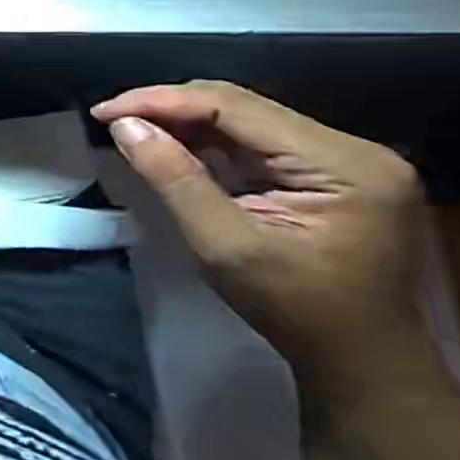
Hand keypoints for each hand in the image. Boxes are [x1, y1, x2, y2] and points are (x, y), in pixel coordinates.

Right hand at [93, 80, 429, 382]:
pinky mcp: (321, 170)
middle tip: (110, 120)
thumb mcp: (222, 242)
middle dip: (166, 106)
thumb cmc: (295, 306)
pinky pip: (247, 136)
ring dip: (178, 119)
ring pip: (239, 115)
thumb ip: (173, 177)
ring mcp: (339, 159)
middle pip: (238, 104)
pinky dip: (199, 136)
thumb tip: (122, 124)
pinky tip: (166, 143)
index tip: (102, 112)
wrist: (357, 358)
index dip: (160, 101)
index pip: (234, 107)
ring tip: (128, 129)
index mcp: (344, 164)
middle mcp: (350, 150)